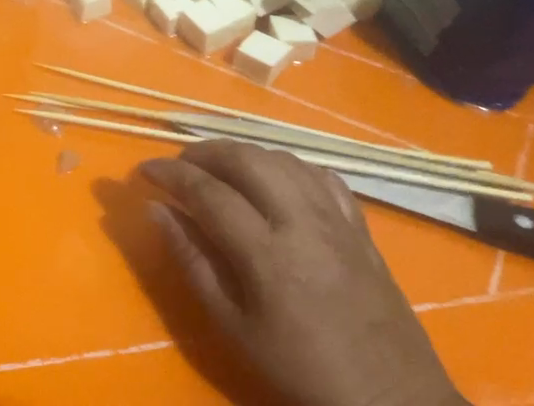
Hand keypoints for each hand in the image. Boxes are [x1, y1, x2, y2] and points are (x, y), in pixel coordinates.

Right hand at [142, 142, 468, 405]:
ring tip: (220, 171)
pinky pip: (322, 178)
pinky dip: (289, 168)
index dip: (169, 174)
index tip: (142, 171)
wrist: (391, 402)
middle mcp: (303, 224)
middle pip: (247, 159)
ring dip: (244, 155)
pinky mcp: (362, 231)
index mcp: (268, 254)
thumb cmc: (300, 368)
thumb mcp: (233, 326)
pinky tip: (275, 183)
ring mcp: (338, 223)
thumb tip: (156, 210)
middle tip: (178, 167)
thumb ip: (191, 261)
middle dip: (204, 152)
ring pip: (284, 159)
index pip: (207, 192)